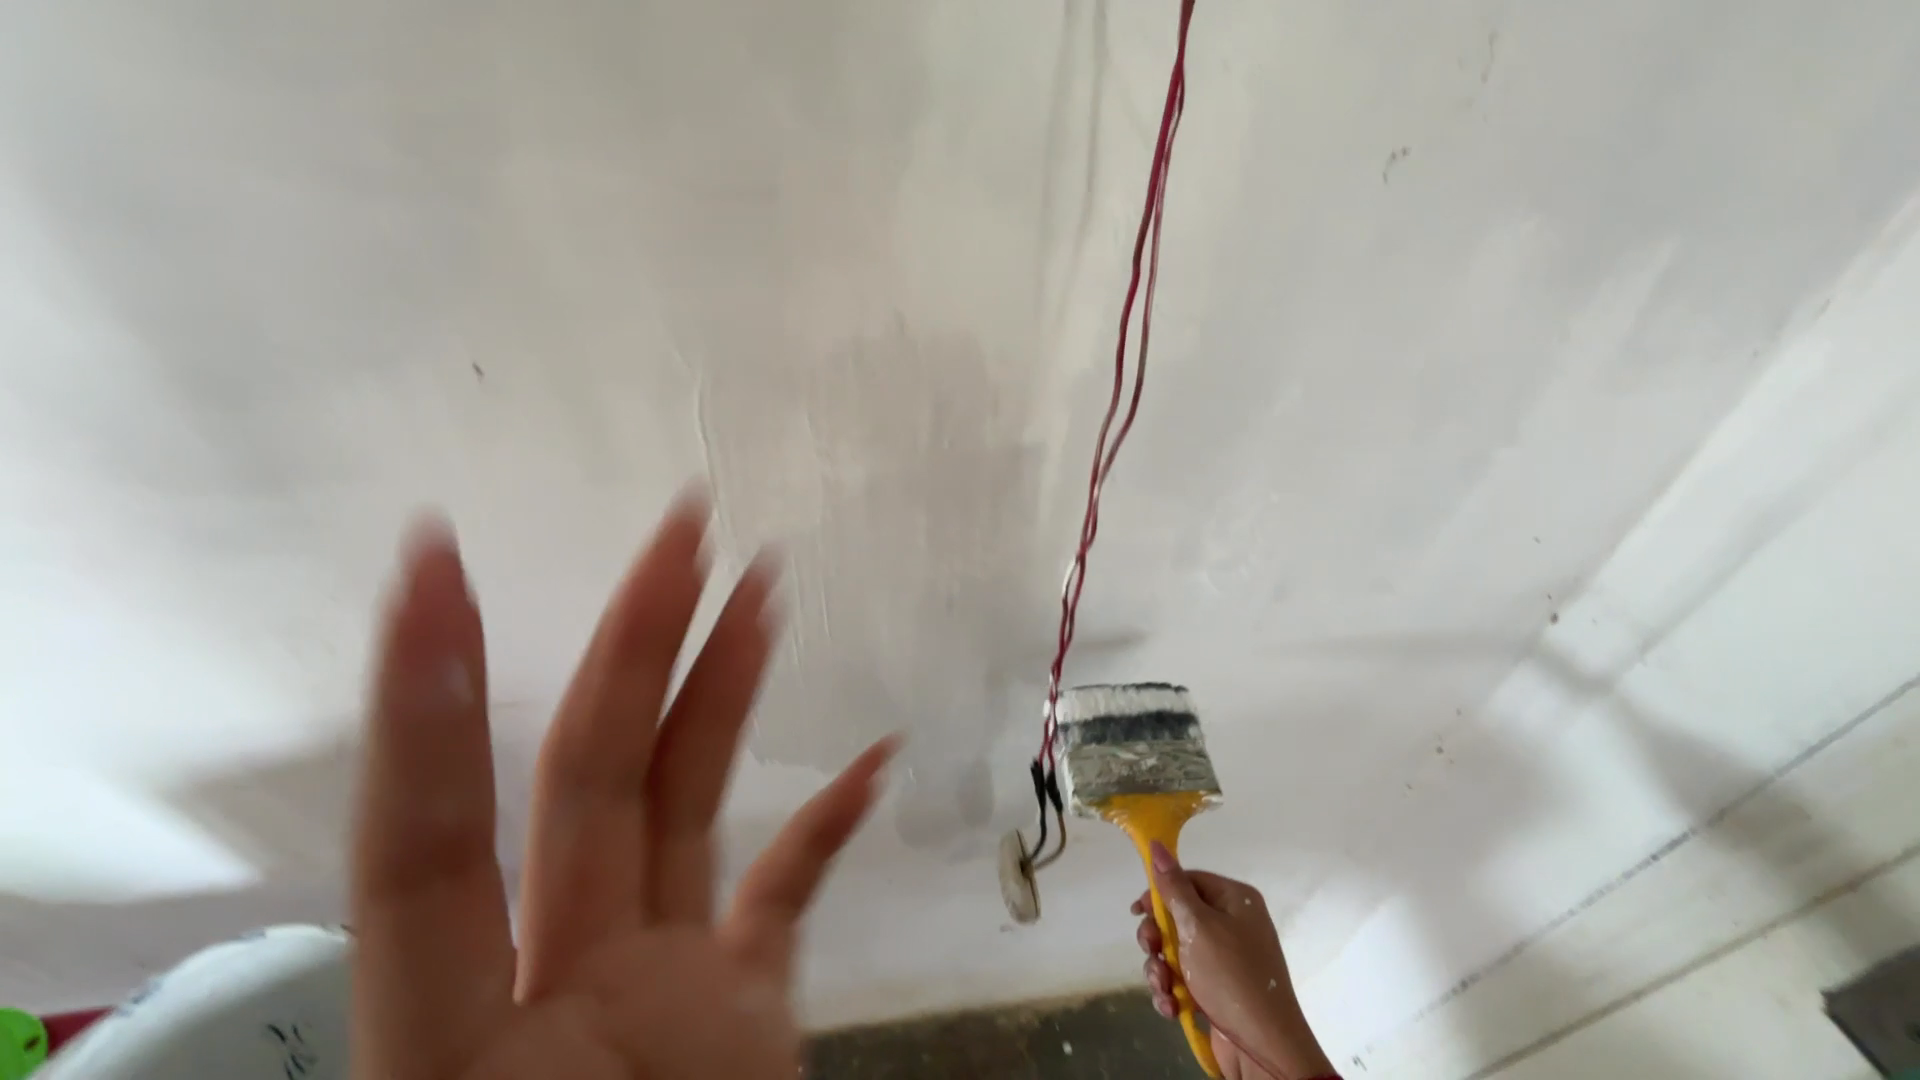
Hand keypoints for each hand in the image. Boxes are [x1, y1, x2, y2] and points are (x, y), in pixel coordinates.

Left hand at [351, 491, 896, 1078]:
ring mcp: (657, 984)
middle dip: (633, 645)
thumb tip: (541, 984)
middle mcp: (560, 989)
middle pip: (591, 783)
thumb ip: (498, 1075)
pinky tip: (870, 757)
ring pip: (684, 804)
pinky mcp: (736, 1006)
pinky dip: (823, 824)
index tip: (434, 571)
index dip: (427, 708)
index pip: (431, 851)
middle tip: (683, 532)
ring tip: (762, 592)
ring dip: (724, 691)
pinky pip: (780, 888)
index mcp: (467, 1055)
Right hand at [1133, 848, 1334, 1079]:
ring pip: (1176, 950)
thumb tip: (1157, 845)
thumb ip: (1173, 888)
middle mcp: (1233, 924)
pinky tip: (1171, 1006)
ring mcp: (1226, 958)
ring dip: (1161, 969)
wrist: (1264, 1048)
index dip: (1159, 895)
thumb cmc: (1231, 977)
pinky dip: (1173, 990)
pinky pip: (1185, 977)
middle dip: (1157, 939)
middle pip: (1178, 916)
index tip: (1137, 912)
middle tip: (1151, 952)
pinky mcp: (1218, 988)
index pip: (1188, 881)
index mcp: (1235, 900)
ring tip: (1163, 989)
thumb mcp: (1198, 926)